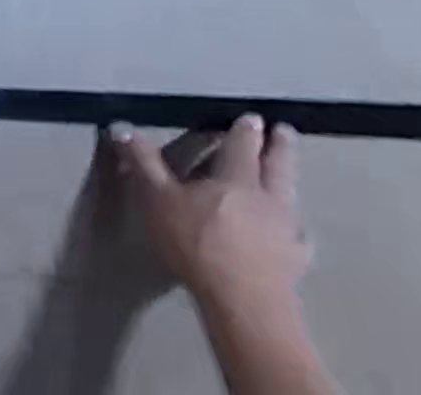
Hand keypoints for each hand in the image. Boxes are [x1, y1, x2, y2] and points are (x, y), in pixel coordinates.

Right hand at [109, 114, 307, 312]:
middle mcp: (267, 197)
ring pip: (291, 195)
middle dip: (280, 146)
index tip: (253, 117)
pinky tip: (294, 231)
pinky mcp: (295, 260)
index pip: (243, 145)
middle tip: (285, 131)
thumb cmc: (195, 242)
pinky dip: (295, 224)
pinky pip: (298, 233)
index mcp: (236, 177)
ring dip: (289, 180)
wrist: (243, 303)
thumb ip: (142, 161)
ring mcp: (286, 230)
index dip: (246, 130)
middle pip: (277, 165)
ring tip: (288, 173)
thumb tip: (121, 126)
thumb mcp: (157, 197)